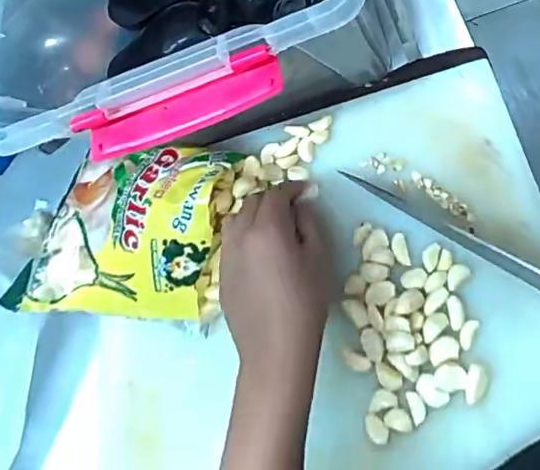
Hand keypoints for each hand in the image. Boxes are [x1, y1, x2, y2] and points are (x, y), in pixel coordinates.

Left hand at [219, 182, 330, 376]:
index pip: (276, 193)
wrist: (275, 351)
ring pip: (237, 219)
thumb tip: (300, 204)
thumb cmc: (304, 303)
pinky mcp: (221, 274)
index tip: (306, 190)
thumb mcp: (318, 257)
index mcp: (266, 227)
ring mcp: (227, 254)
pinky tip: (259, 251)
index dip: (292, 188)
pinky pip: (231, 241)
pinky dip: (244, 235)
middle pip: (253, 201)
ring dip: (254, 214)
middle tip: (292, 209)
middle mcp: (241, 234)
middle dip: (273, 199)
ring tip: (272, 227)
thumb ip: (309, 222)